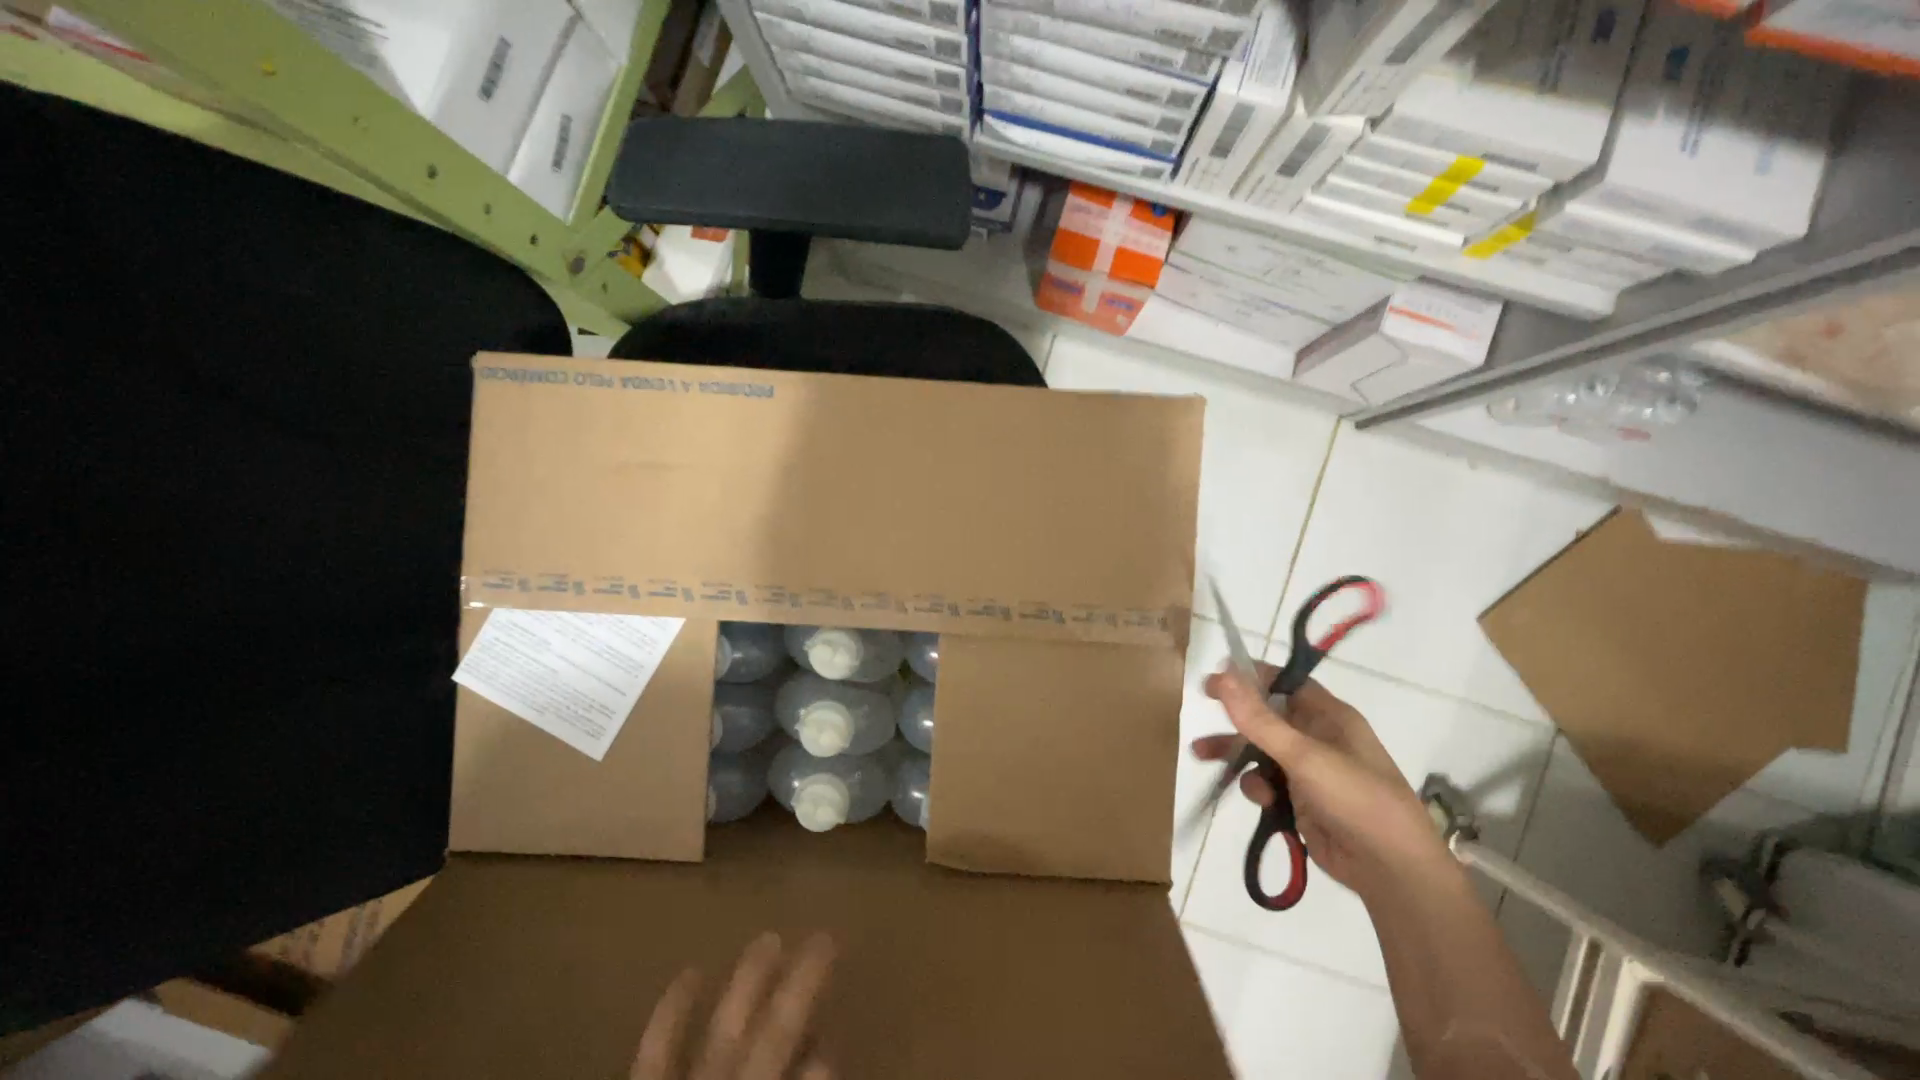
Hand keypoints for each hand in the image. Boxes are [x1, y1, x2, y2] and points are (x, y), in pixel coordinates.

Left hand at [631, 932, 836, 1079]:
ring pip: (724, 1028)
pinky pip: (656, 1050)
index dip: (823, 1059)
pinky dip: (672, 1012)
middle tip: (823, 939)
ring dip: (748, 984)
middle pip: (774, 1034)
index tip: (838, 1041)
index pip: (811, 1074)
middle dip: (800, 987)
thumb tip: (823, 1065)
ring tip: (769, 939)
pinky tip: (691, 973)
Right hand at [1192, 667, 1449, 899]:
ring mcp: (1310, 772)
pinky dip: (1257, 788)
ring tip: (1200, 753)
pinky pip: (1268, 784)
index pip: (1286, 683)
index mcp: (1330, 717)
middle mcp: (1320, 739)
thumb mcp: (1304, 755)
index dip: (1252, 676)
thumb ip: (1259, 720)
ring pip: (1262, 753)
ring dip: (1235, 753)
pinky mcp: (1301, 802)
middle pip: (1268, 717)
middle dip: (1237, 716)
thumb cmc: (1355, 797)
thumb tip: (1223, 675)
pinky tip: (1261, 801)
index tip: (1217, 676)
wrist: (1390, 867)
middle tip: (1202, 703)